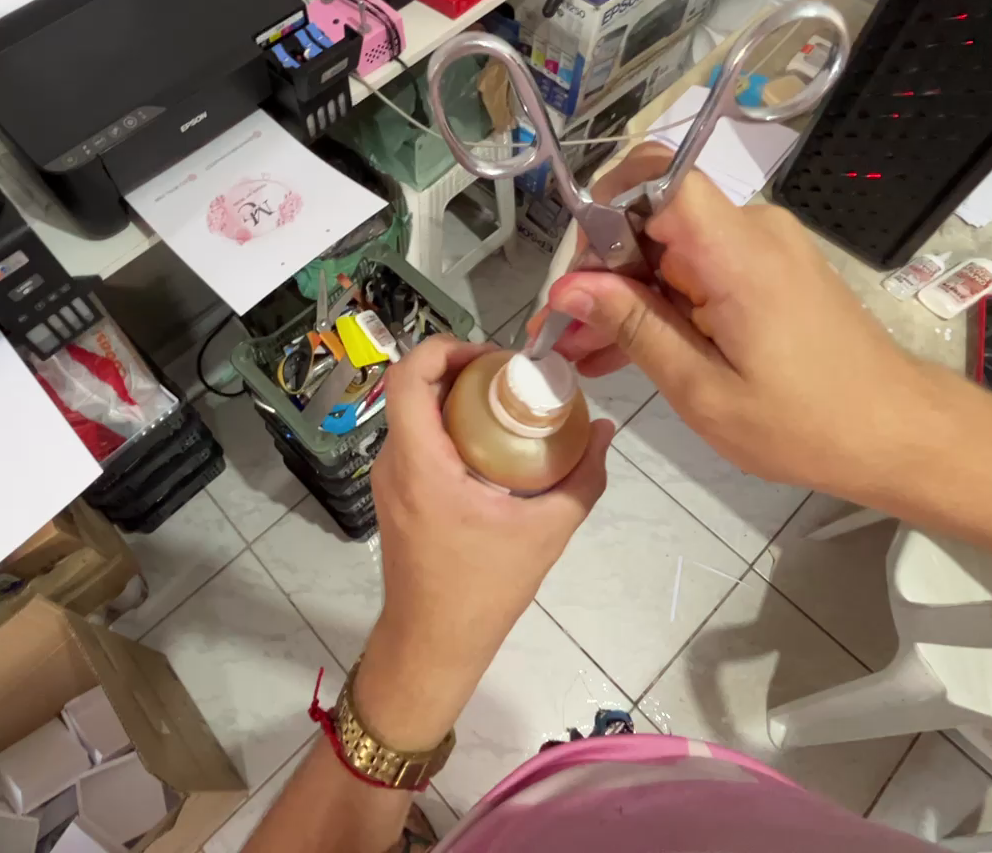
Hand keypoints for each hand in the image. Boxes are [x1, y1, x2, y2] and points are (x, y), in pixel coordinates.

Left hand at [352, 336, 613, 748]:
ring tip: (503, 404)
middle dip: (460, 368)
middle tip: (510, 376)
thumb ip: (582, 478)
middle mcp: (393, 460)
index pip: (409, 376)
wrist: (431, 643)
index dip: (444, 348)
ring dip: (453, 397)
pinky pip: (415, 440)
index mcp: (420, 461)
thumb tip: (604, 431)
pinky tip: (487, 444)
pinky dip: (446, 425)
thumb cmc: (484, 589)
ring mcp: (387, 478)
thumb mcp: (546, 532)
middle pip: (413, 389)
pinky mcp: (393, 493)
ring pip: (413, 414)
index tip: (493, 355)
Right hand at [530, 142, 954, 504]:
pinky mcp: (763, 271)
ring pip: (667, 252)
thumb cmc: (805, 424)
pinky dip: (659, 305)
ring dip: (624, 297)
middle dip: (600, 273)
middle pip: (654, 221)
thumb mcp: (703, 389)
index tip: (578, 269)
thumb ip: (634, 329)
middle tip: (562, 332)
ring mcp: (760, 250)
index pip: (662, 179)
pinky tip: (622, 350)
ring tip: (582, 351)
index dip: (607, 205)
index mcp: (739, 254)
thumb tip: (567, 291)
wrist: (901, 434)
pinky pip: (694, 273)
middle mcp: (751, 232)